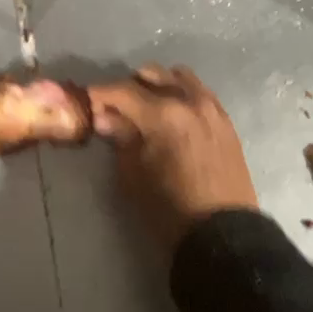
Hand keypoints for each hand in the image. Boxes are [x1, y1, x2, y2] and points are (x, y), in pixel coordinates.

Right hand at [86, 64, 259, 245]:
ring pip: (178, 77)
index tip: (87, 99)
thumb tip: (104, 117)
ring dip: (158, 86)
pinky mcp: (225, 120)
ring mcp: (211, 107)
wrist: (224, 236)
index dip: (100, 94)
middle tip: (116, 109)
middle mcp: (189, 101)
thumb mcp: (134, 176)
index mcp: (163, 115)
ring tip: (146, 109)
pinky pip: (198, 92)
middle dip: (129, 87)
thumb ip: (120, 137)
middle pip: (150, 75)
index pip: (122, 91)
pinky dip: (181, 95)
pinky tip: (172, 117)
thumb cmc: (171, 210)